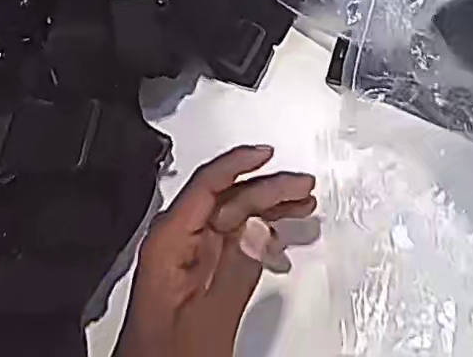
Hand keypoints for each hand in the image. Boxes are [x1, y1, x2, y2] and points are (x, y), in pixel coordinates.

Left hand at [114, 145, 316, 356]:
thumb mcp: (208, 320)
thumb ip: (235, 270)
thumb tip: (258, 226)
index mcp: (170, 240)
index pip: (206, 184)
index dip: (238, 163)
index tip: (266, 153)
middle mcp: (176, 241)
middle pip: (225, 199)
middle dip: (266, 189)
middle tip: (302, 186)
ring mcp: (187, 258)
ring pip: (232, 218)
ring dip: (267, 210)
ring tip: (301, 205)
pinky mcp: (196, 275)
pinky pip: (231, 242)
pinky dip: (257, 238)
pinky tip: (278, 238)